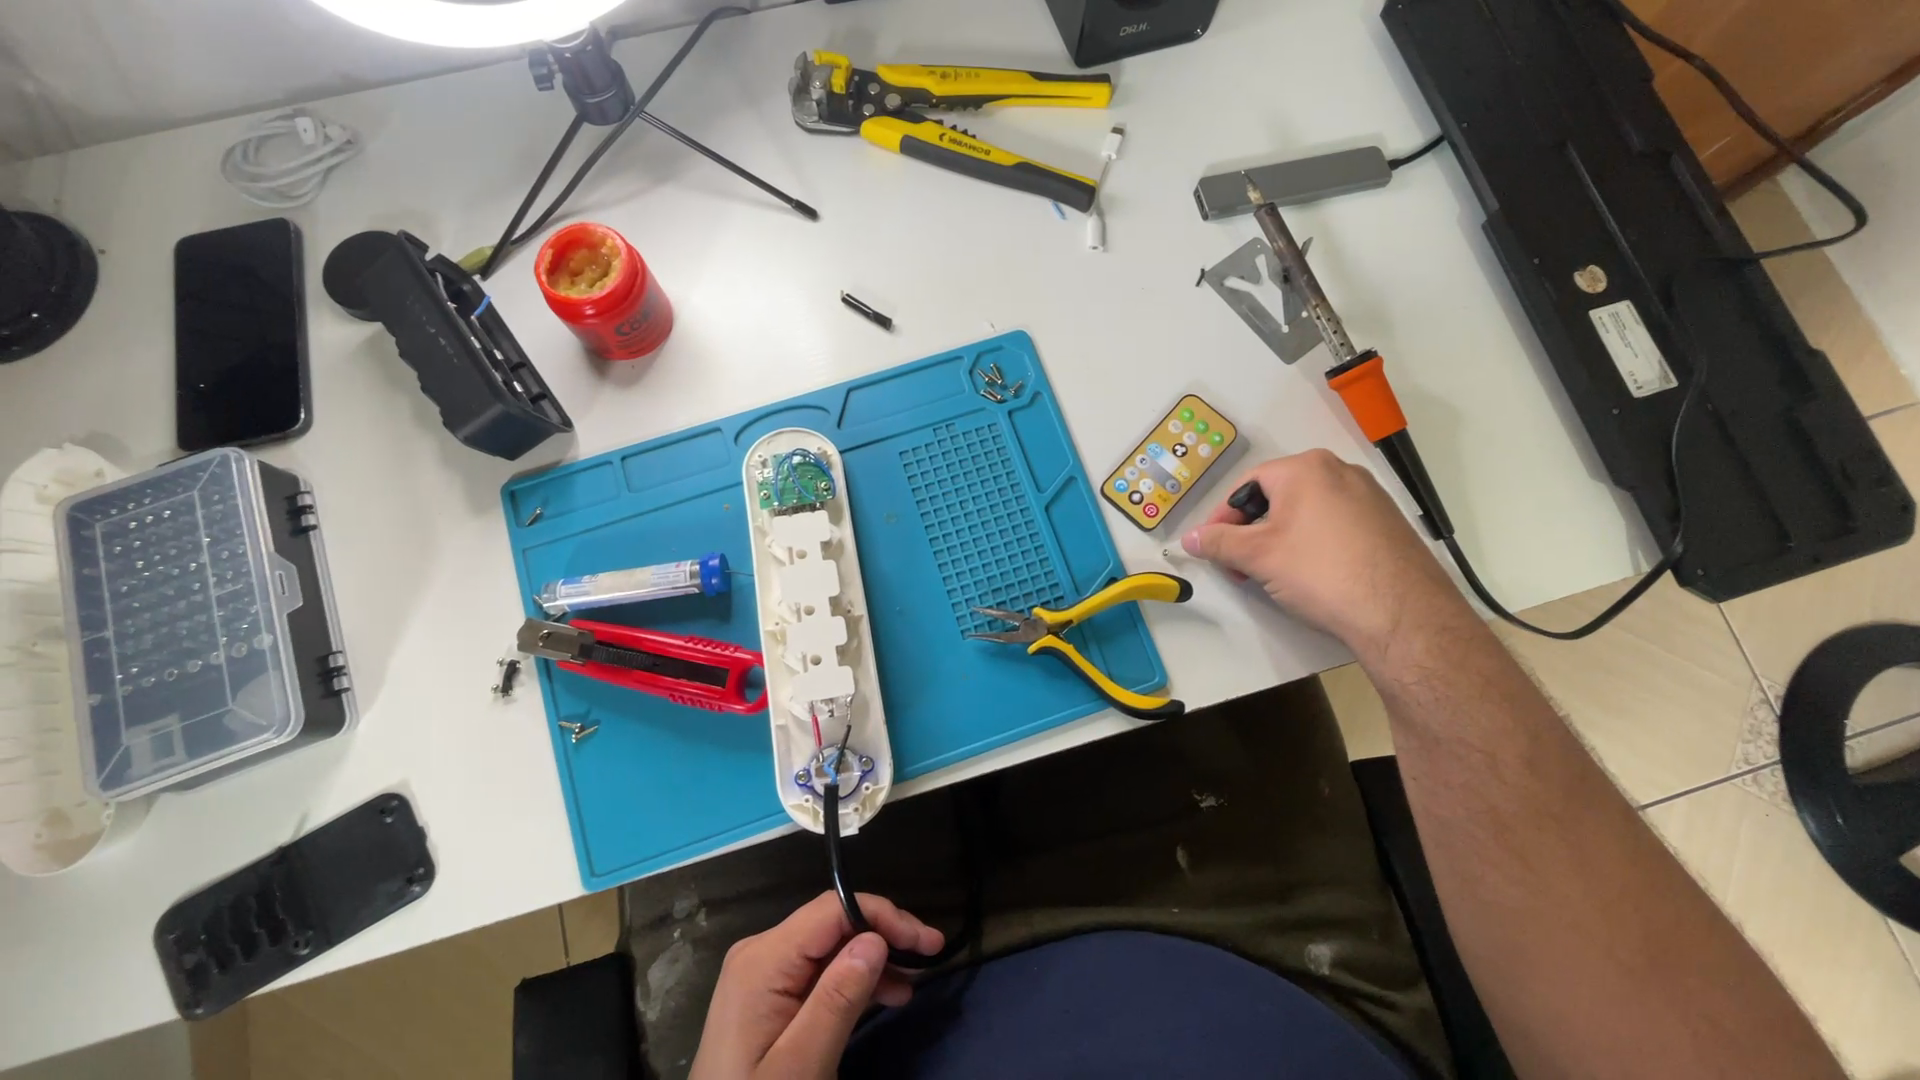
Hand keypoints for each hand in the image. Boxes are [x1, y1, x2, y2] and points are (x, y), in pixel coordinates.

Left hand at [689, 891, 944, 1079]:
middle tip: (932, 954)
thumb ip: (838, 999)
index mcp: (763, 960)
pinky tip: (887, 994)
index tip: (927, 941)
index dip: (883, 915)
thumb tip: (876, 939)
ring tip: (915, 981)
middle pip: (834, 923)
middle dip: (885, 933)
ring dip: (875, 958)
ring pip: (831, 945)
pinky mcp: (770, 994)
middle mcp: (761, 952)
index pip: (832, 910)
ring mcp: (763, 973)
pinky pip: (819, 970)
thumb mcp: (802, 1064)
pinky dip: (855, 978)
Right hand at [1182, 450, 1475, 660]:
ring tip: (1274, 574)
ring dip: (1281, 539)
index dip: (1222, 518)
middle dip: (1252, 531)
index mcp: (1306, 468)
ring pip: (1307, 512)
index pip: (1247, 485)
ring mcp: (1369, 496)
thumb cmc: (1320, 572)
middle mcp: (1341, 471)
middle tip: (1241, 565)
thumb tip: (1190, 538)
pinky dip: (1313, 544)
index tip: (1212, 548)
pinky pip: (1335, 525)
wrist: (1400, 612)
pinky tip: (1313, 576)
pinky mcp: (1387, 523)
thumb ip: (1218, 542)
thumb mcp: (1257, 557)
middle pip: (1277, 496)